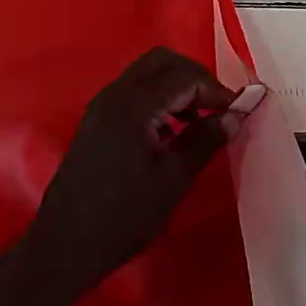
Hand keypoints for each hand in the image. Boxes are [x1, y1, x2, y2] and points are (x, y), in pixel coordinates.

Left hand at [23, 48, 239, 292]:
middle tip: (218, 108)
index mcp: (133, 105)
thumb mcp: (173, 179)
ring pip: (145, 74)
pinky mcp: (96, 121)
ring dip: (176, 86)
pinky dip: (157, 99)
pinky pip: (132, 92)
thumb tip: (234, 116)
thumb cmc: (124, 215)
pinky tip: (172, 131)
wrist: (67, 243)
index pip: (184, 77)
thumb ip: (205, 140)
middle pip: (161, 62)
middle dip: (195, 77)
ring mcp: (101, 106)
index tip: (239, 111)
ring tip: (199, 121)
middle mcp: (114, 95)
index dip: (216, 89)